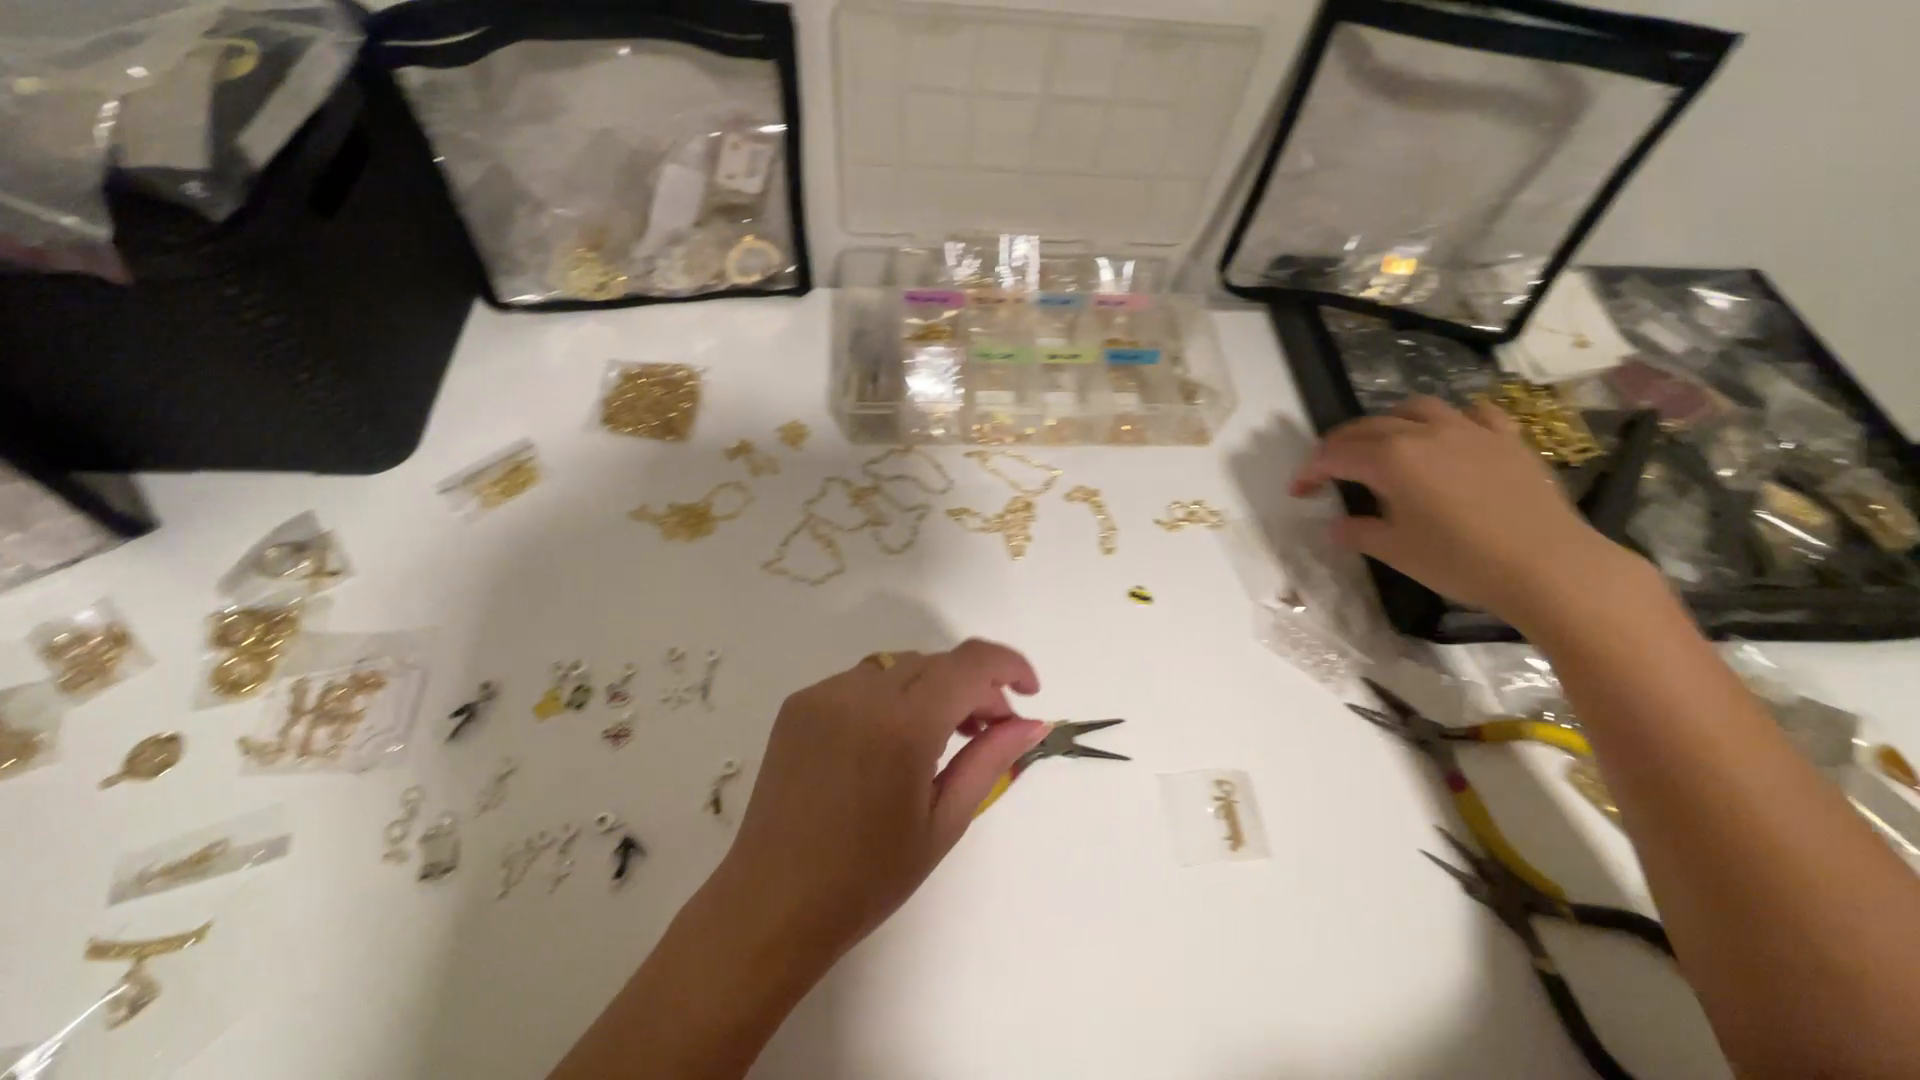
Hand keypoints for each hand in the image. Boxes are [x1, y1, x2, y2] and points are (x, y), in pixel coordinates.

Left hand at [714, 640, 1049, 964]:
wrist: (773, 902)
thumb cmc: (868, 877)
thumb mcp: (944, 822)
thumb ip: (989, 760)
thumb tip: (1031, 722)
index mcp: (902, 725)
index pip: (970, 663)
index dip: (1009, 666)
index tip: (1028, 693)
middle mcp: (860, 694)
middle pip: (935, 663)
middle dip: (972, 687)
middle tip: (988, 731)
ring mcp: (822, 695)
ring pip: (897, 667)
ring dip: (931, 688)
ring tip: (941, 738)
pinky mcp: (797, 705)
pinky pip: (859, 682)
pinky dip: (889, 697)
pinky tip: (890, 743)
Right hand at [1290, 396, 1633, 620]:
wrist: (1547, 566)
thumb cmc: (1461, 561)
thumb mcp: (1397, 552)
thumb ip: (1360, 533)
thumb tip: (1337, 526)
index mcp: (1390, 460)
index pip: (1335, 455)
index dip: (1311, 471)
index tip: (1298, 490)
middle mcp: (1424, 433)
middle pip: (1369, 426)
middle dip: (1341, 444)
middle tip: (1329, 468)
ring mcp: (1469, 431)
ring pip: (1418, 409)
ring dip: (1391, 421)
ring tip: (1385, 443)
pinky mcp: (1507, 439)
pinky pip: (1474, 413)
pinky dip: (1453, 419)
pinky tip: (1451, 434)